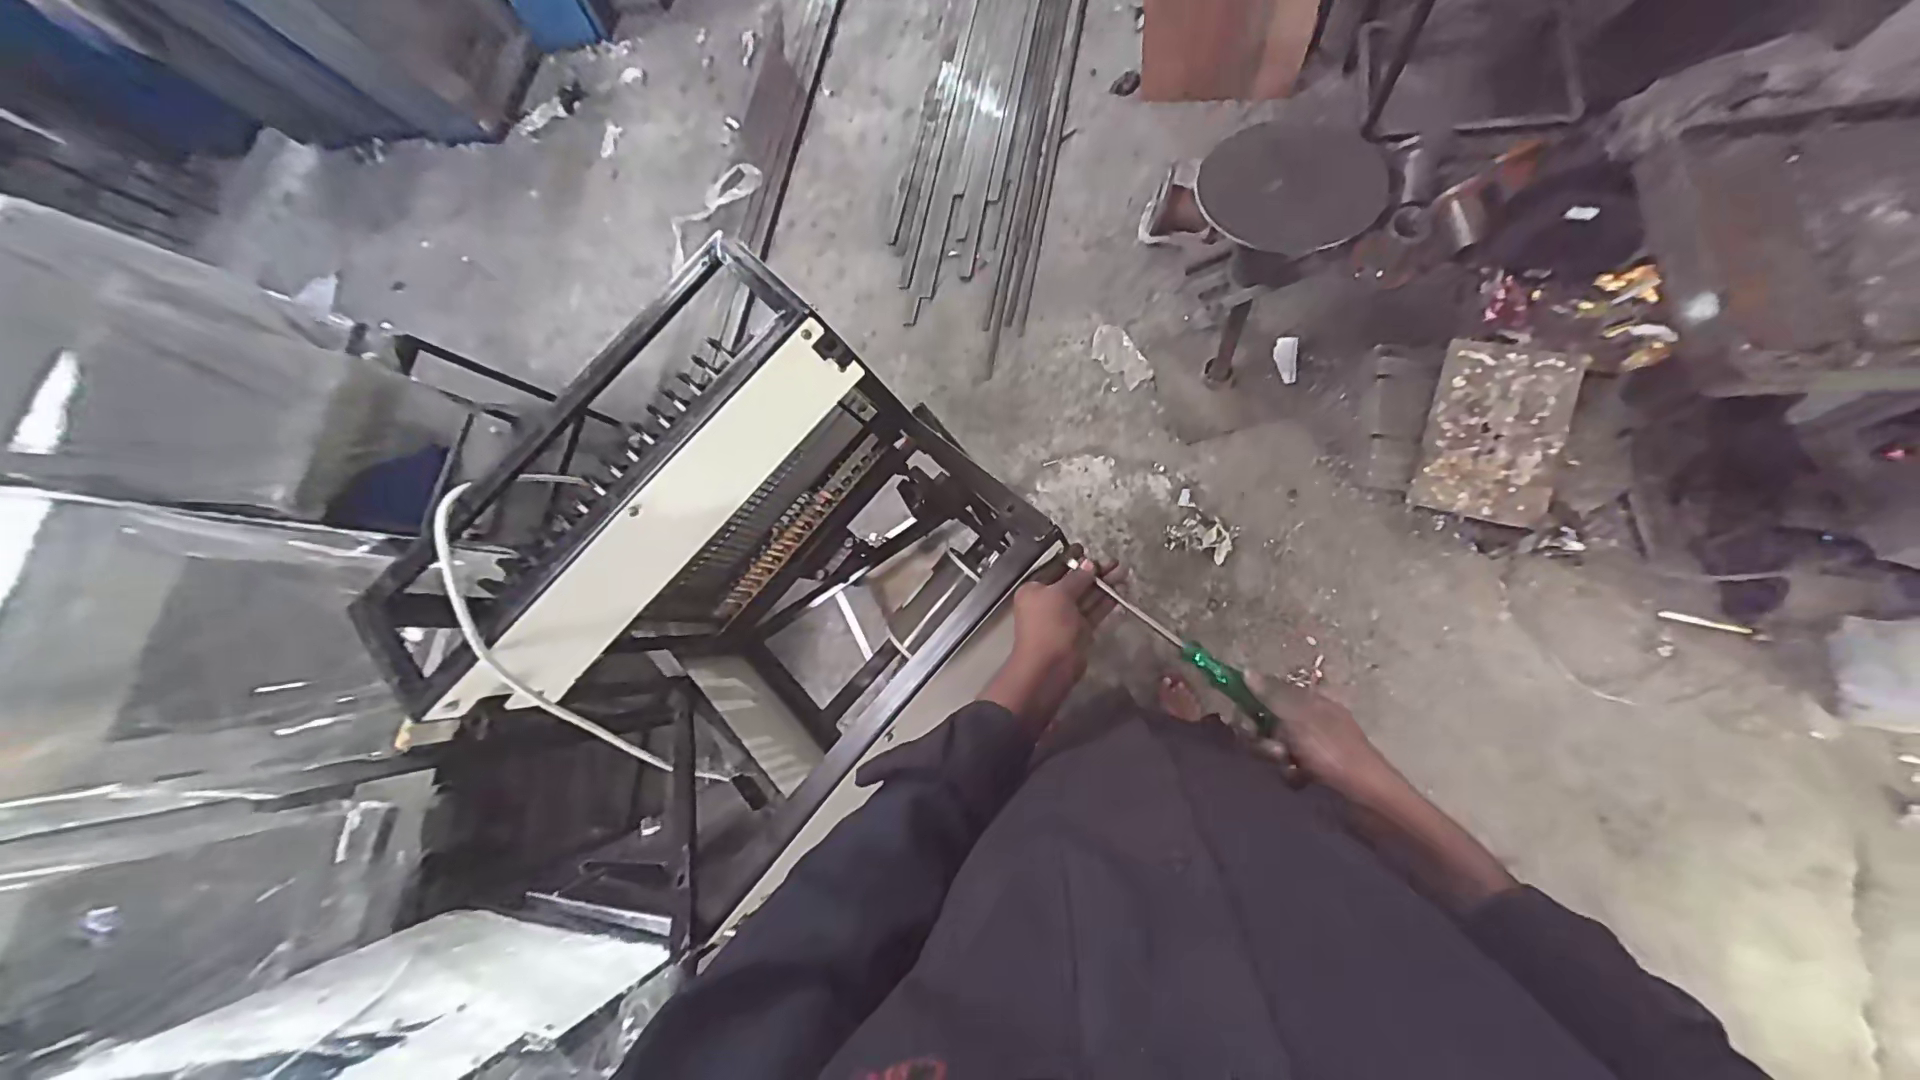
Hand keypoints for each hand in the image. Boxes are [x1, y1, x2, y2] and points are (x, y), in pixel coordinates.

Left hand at [1007, 555, 1122, 677]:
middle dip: (1094, 573)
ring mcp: (1065, 617)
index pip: (1056, 569)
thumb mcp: (1060, 595)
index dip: (1074, 561)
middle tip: (1116, 563)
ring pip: (1086, 596)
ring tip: (1123, 572)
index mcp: (1035, 590)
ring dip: (1104, 585)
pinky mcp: (1079, 631)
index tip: (1090, 551)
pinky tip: (1119, 591)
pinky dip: (1105, 601)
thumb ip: (1077, 579)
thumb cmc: (1048, 626)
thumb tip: (1090, 564)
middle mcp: (1048, 602)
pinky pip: (1093, 611)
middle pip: (1074, 582)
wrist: (1049, 666)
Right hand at [1246, 673, 1399, 798]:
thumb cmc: (1334, 751)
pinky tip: (1297, 779)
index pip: (1269, 691)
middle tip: (1268, 744)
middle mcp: (1306, 721)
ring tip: (1287, 764)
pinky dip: (1286, 773)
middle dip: (1258, 733)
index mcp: (1308, 702)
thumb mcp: (1299, 717)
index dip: (1250, 700)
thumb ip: (1270, 694)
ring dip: (1271, 754)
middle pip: (1263, 719)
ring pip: (1269, 745)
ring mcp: (1309, 748)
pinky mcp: (1309, 773)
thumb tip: (1246, 671)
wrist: (1368, 800)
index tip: (1240, 711)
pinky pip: (1282, 767)